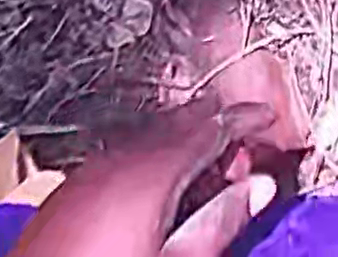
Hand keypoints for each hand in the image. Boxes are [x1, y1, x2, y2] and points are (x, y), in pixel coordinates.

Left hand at [7, 96, 278, 256]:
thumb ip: (220, 221)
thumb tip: (258, 187)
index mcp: (152, 171)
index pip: (212, 125)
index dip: (245, 117)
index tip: (267, 117)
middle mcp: (122, 158)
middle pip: (183, 124)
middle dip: (218, 132)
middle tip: (245, 157)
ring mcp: (91, 172)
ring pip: (154, 139)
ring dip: (187, 148)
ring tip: (208, 179)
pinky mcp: (70, 191)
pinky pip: (126, 157)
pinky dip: (155, 162)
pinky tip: (163, 193)